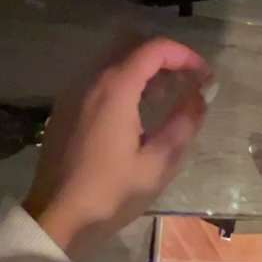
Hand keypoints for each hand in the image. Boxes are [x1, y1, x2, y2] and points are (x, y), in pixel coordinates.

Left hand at [24, 36, 211, 260]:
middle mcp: (89, 80)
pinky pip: (96, 79)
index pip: (154, 49)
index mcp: (114, 89)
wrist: (57, 218)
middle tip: (185, 81)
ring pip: (111, 60)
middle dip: (162, 56)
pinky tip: (134, 113)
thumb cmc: (110, 194)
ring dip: (141, 68)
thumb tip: (201, 96)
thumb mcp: (157, 164)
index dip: (185, 55)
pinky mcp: (64, 109)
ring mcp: (72, 93)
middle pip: (129, 43)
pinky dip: (121, 82)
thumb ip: (184, 124)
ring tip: (164, 97)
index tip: (205, 77)